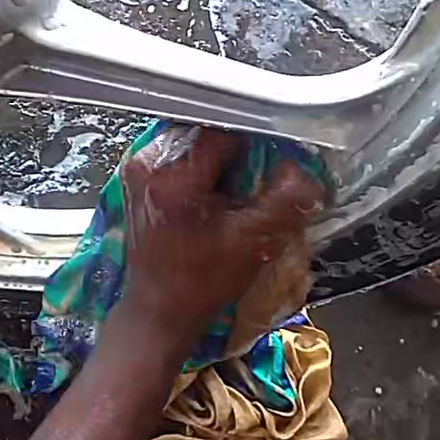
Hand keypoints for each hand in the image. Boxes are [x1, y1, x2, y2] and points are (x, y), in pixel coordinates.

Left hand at [111, 127, 323, 350]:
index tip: (270, 161)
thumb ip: (285, 200)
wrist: (160, 309)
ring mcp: (138, 170)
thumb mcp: (253, 241)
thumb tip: (302, 168)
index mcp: (175, 176)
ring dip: (216, 160)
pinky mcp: (137, 180)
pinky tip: (208, 197)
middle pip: (206, 132)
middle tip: (249, 181)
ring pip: (193, 143)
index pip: (225, 130)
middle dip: (234, 152)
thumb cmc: (203, 282)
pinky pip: (177, 157)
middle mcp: (148, 163)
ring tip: (228, 192)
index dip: (255, 141)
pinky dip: (198, 170)